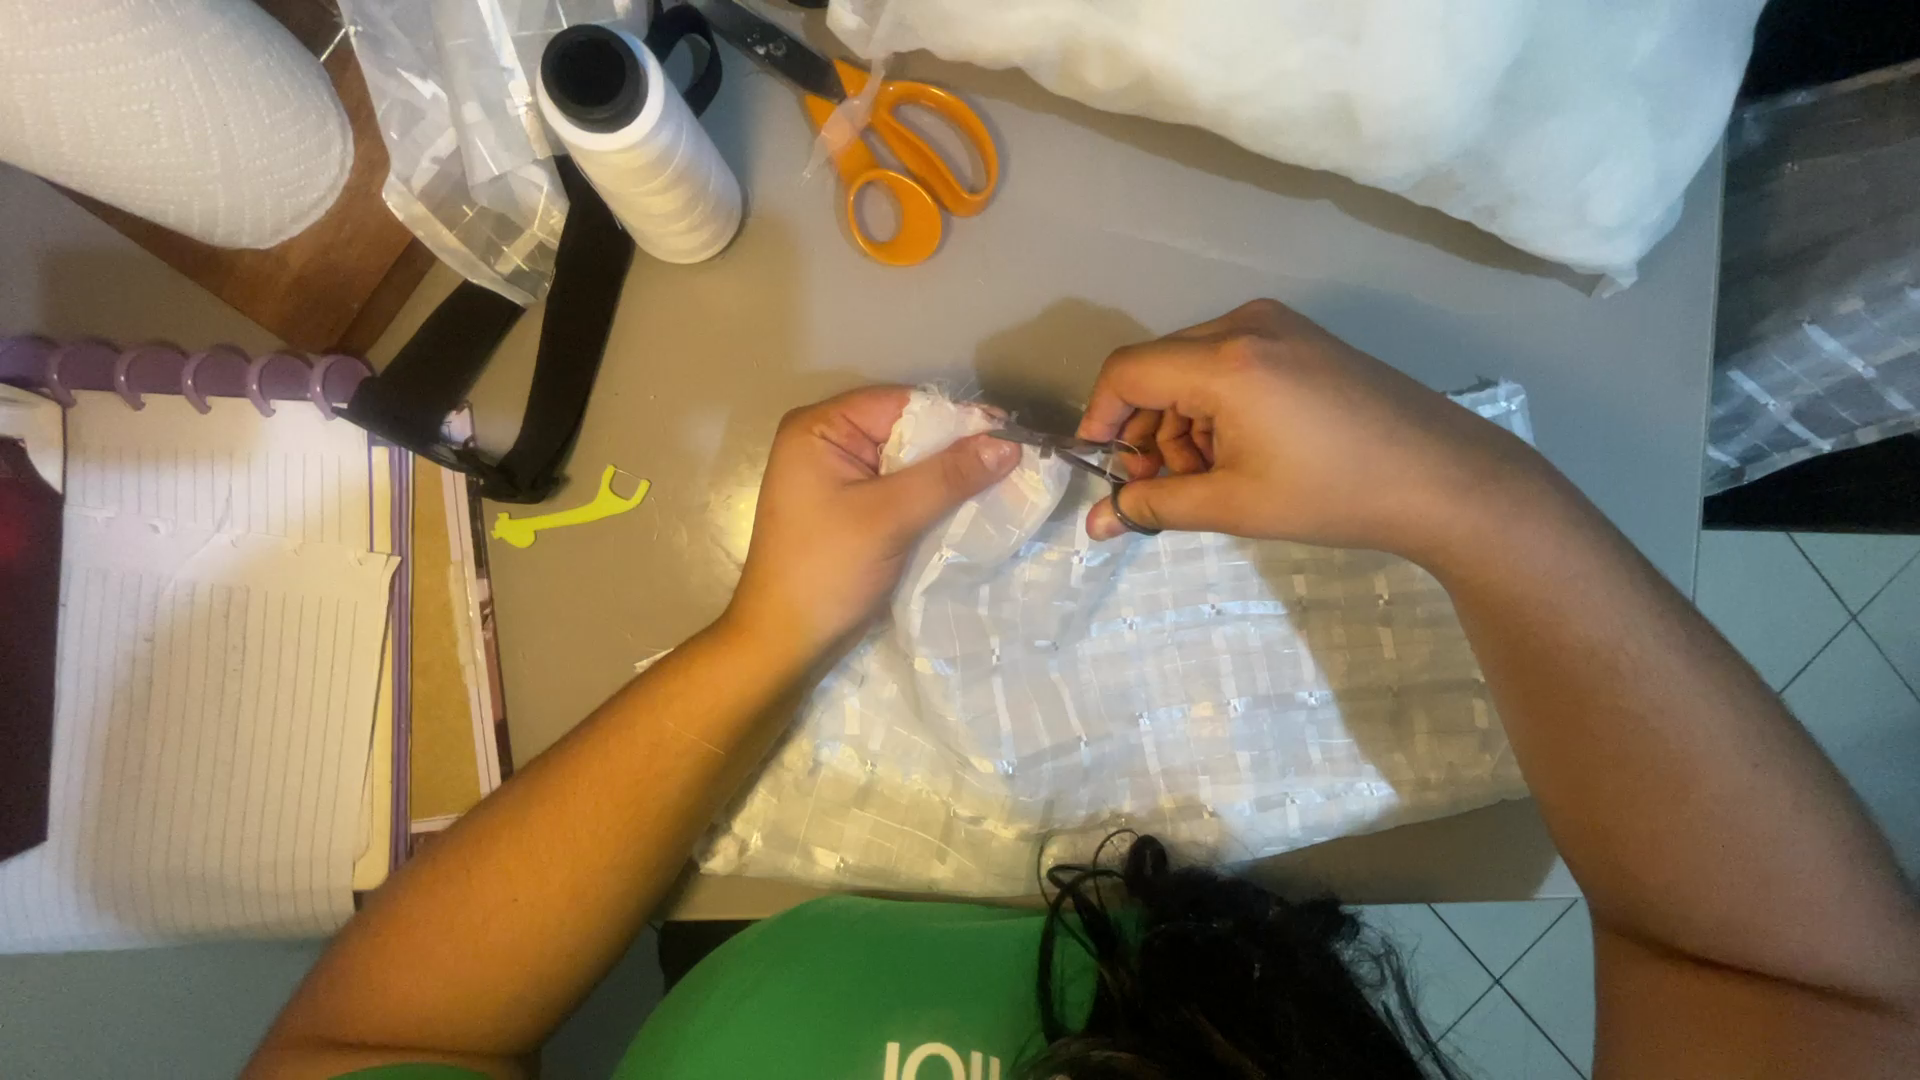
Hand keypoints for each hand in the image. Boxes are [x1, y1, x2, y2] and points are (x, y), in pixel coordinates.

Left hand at [725, 386, 1020, 660]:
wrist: (786, 641)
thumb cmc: (827, 571)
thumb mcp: (889, 518)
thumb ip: (947, 477)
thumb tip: (1009, 444)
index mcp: (820, 428)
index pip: (901, 404)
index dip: (955, 418)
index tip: (1009, 436)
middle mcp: (826, 443)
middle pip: (906, 431)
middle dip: (955, 448)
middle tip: (1013, 462)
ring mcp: (837, 478)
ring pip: (907, 463)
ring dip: (948, 475)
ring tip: (1001, 483)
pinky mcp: (851, 509)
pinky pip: (900, 489)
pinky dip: (931, 497)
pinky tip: (967, 507)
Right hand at [1077, 299, 1553, 560]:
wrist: (1447, 480)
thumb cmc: (1333, 495)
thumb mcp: (1232, 506)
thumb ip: (1152, 508)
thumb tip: (1094, 525)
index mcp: (1226, 360)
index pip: (1126, 372)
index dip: (1101, 418)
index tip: (1105, 466)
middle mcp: (1246, 325)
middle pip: (1157, 370)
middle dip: (1147, 431)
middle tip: (1166, 486)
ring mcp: (1279, 326)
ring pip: (1190, 369)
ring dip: (1182, 424)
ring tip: (1214, 474)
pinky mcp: (1301, 339)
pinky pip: (1227, 364)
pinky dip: (1215, 408)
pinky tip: (1244, 448)